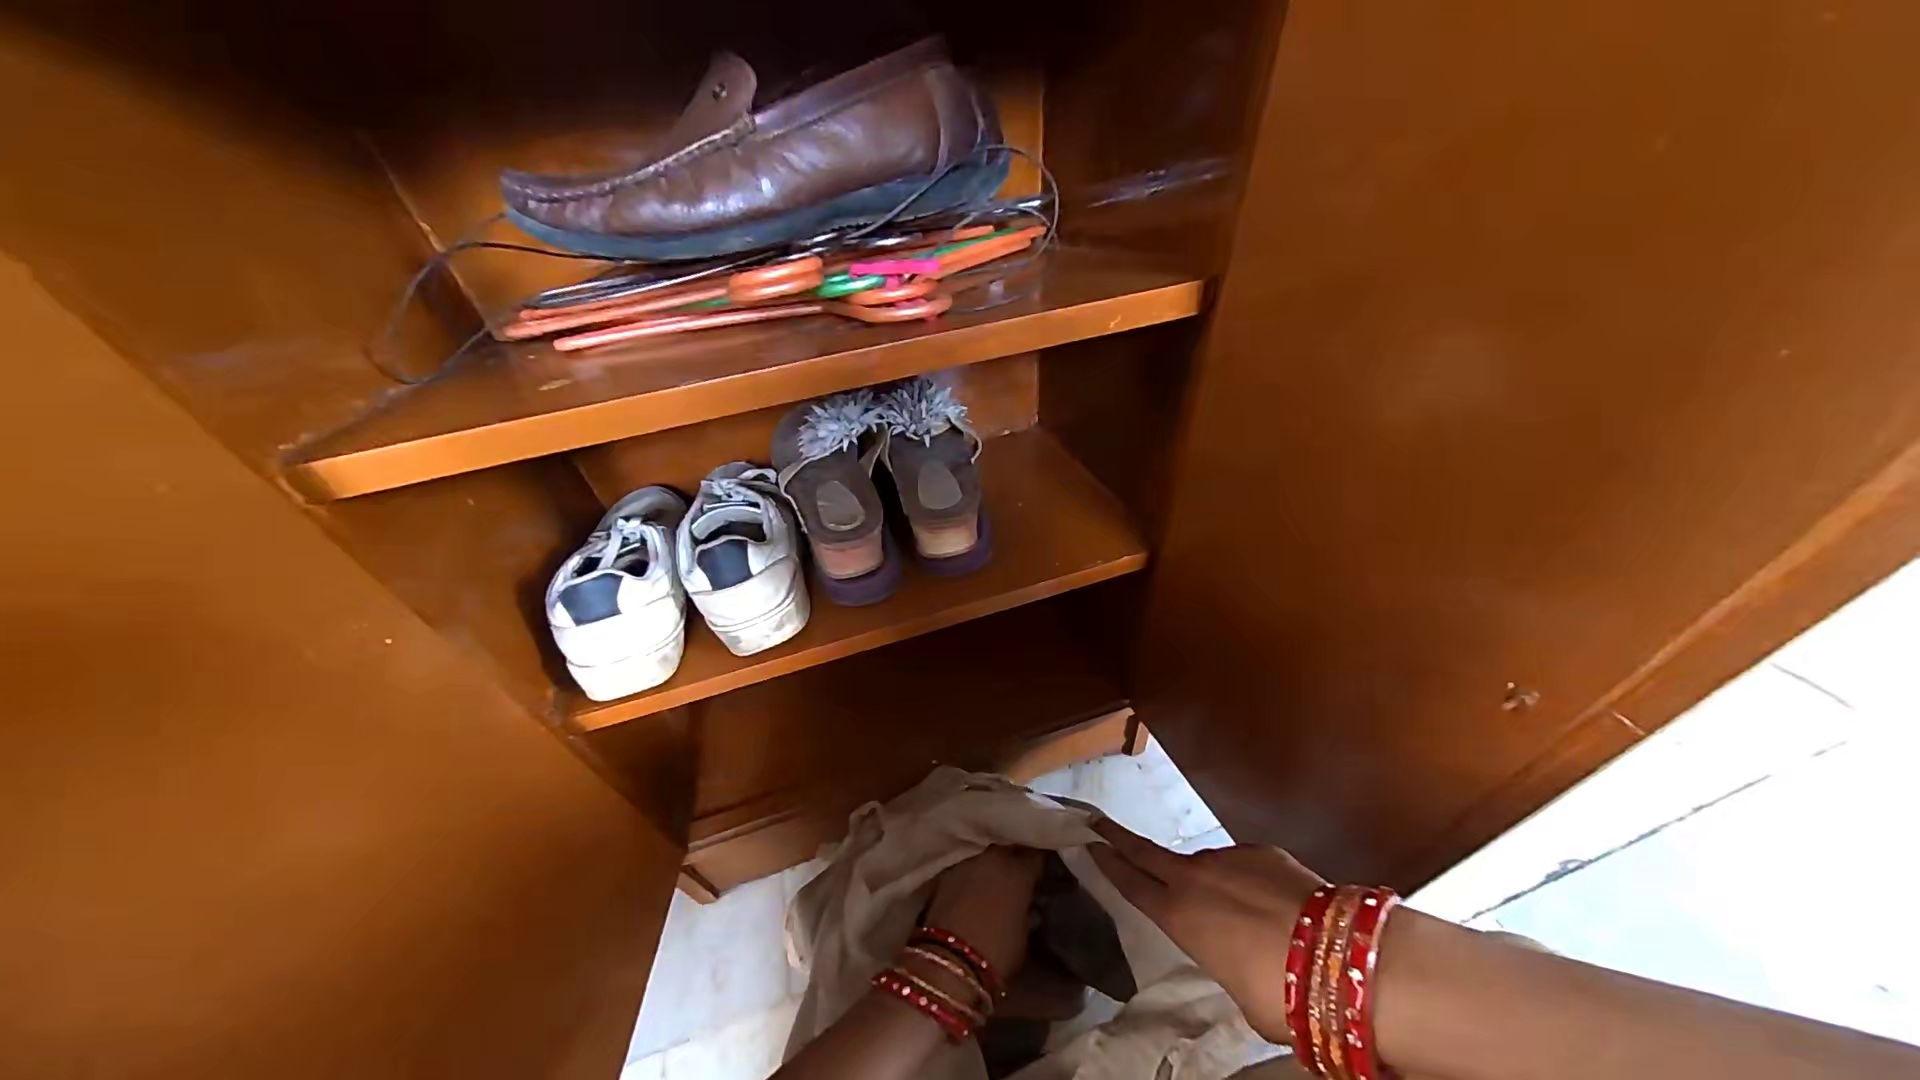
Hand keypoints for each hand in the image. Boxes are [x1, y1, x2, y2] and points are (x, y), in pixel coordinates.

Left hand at [922, 846, 1045, 978]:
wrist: (951, 958)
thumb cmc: (998, 951)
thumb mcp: (1024, 932)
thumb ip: (1025, 908)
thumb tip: (1024, 902)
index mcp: (1019, 871)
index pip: (1035, 856)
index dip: (1037, 864)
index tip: (1038, 873)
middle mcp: (994, 857)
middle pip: (1008, 848)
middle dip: (1013, 856)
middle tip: (1015, 872)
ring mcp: (967, 861)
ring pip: (984, 853)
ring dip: (989, 863)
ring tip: (991, 877)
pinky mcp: (945, 872)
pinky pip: (965, 865)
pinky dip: (970, 872)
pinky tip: (971, 884)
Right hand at [1089, 819, 1324, 1042]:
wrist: (1341, 957)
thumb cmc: (1279, 992)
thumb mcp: (1237, 990)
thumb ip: (1219, 957)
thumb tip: (1230, 944)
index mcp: (1179, 916)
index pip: (1131, 884)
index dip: (1108, 863)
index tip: (1090, 843)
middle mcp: (1195, 879)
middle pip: (1145, 852)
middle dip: (1118, 836)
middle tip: (1097, 820)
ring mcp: (1229, 858)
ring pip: (1206, 865)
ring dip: (1209, 881)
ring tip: (1239, 912)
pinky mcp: (1263, 851)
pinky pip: (1245, 866)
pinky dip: (1250, 881)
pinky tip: (1274, 906)